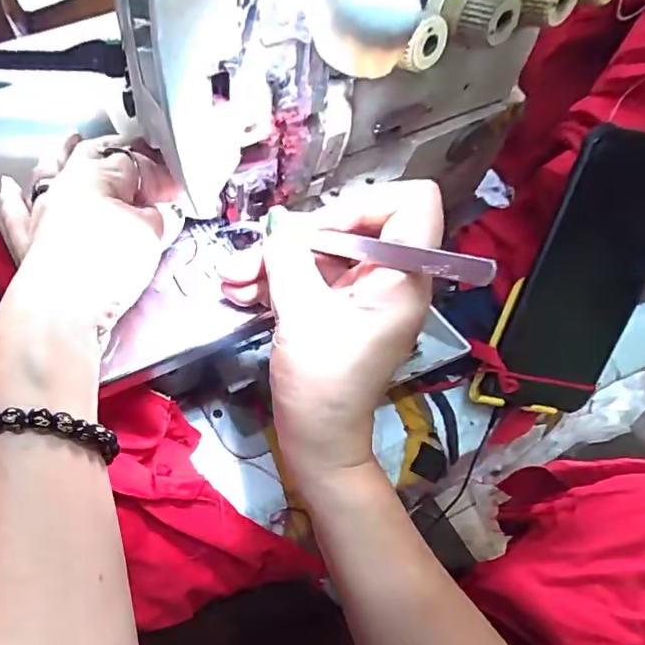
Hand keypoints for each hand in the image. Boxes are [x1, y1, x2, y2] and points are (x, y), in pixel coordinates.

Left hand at [0, 135, 181, 341]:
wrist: (60, 314)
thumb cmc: (103, 268)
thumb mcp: (149, 237)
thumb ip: (159, 219)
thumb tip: (161, 214)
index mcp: (96, 173)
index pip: (133, 161)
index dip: (157, 174)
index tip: (173, 194)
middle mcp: (64, 188)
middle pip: (89, 154)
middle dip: (112, 151)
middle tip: (131, 157)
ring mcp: (41, 215)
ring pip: (49, 172)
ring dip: (61, 156)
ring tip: (71, 143)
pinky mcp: (26, 246)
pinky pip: (14, 213)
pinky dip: (13, 199)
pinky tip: (10, 187)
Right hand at [217, 180, 442, 486]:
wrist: (317, 441)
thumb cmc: (322, 387)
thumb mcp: (302, 317)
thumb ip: (290, 261)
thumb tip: (278, 227)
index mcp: (402, 279)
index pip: (410, 203)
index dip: (362, 206)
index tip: (320, 233)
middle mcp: (387, 281)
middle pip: (348, 230)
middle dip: (296, 241)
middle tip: (256, 257)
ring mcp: (359, 298)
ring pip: (319, 256)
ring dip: (274, 263)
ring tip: (234, 279)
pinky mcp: (335, 313)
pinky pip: (308, 281)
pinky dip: (276, 283)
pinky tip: (242, 293)